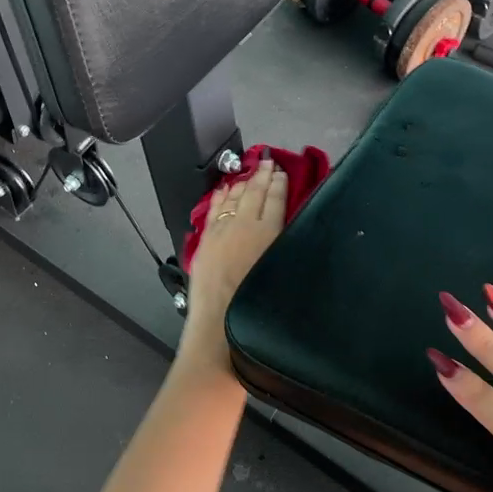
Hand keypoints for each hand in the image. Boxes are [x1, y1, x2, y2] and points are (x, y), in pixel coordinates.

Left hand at [181, 160, 287, 366]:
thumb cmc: (258, 312)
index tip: (282, 171)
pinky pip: (215, 209)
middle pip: (255, 193)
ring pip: (234, 198)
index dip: (279, 183)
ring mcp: (222, 231)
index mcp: (268, 234)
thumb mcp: (282, 278)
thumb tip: (286, 234)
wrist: (219, 329)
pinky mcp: (206, 241)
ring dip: (243, 182)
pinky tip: (225, 189)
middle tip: (268, 162)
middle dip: (262, 175)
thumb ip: (284, 251)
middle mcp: (245, 226)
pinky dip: (222, 196)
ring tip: (250, 171)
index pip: (276, 200)